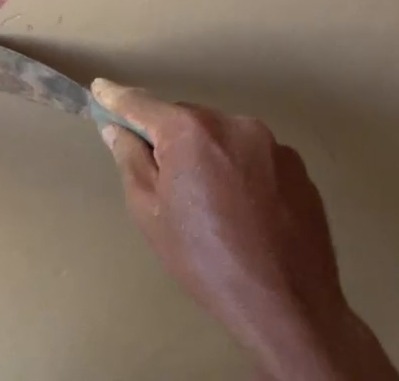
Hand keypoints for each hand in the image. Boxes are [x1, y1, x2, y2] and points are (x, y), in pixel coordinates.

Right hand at [92, 81, 398, 380]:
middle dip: (168, 137)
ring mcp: (273, 145)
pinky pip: (253, 155)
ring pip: (221, 136)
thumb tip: (118, 130)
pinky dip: (238, 169)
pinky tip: (241, 209)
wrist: (290, 310)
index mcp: (190, 131)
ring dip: (206, 152)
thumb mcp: (148, 211)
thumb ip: (130, 159)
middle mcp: (233, 125)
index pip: (140, 103)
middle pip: (185, 119)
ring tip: (209, 200)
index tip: (99, 89)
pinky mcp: (300, 169)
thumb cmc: (205, 260)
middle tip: (163, 177)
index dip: (115, 97)